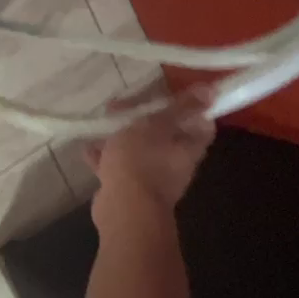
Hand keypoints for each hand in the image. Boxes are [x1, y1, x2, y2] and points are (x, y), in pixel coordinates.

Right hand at [87, 85, 215, 226]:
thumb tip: (211, 90)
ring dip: (121, 138)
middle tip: (120, 107)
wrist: (124, 208)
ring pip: (139, 150)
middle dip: (144, 120)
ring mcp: (152, 176)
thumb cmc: (140, 162)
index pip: (200, 124)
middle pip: (165, 135)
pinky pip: (117, 165)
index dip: (187, 109)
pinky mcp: (129, 186)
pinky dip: (105, 156)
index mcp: (187, 147)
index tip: (164, 96)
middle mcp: (175, 162)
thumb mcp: (155, 126)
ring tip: (101, 126)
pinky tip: (88, 148)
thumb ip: (178, 108)